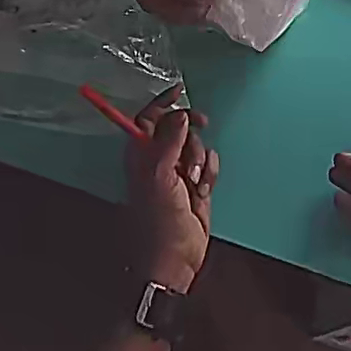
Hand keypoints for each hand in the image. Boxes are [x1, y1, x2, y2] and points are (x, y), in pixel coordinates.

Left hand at [127, 85, 219, 291]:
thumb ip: (169, 142)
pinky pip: (209, 163)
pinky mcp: (196, 184)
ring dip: (200, 159)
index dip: (162, 102)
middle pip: (177, 127)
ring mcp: (178, 172)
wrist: (175, 260)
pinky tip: (203, 189)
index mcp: (141, 155)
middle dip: (190, 131)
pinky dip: (210, 172)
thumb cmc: (160, 222)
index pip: (148, 118)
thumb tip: (180, 113)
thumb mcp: (160, 178)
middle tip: (202, 123)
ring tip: (195, 182)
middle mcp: (158, 159)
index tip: (180, 90)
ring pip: (196, 144)